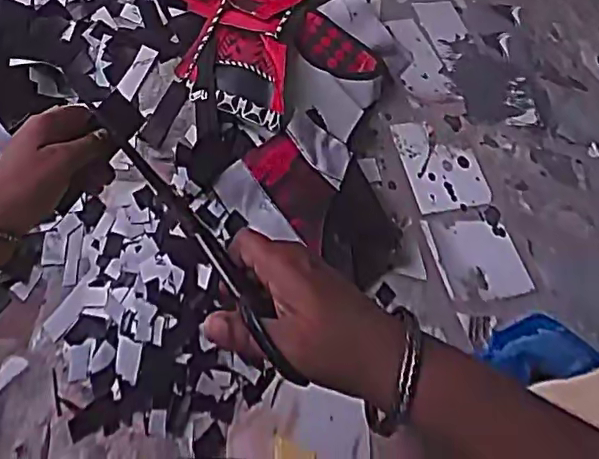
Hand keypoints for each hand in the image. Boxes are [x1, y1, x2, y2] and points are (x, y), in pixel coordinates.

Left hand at [0, 105, 112, 234]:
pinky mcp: (30, 179)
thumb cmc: (17, 191)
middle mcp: (35, 137)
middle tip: (104, 169)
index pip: (81, 112)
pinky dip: (72, 182)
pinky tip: (77, 194)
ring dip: (86, 170)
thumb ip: (88, 145)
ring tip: (94, 185)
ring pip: (69, 156)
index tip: (112, 143)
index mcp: (42, 123)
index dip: (100, 127)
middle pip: (76, 136)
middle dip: (95, 153)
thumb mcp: (63, 163)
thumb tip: (105, 135)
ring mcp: (32, 158)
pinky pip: (59, 174)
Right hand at [201, 231, 407, 406]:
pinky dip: (280, 301)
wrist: (386, 358)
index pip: (239, 241)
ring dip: (261, 298)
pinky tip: (288, 333)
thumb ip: (241, 332)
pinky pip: (287, 280)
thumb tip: (213, 324)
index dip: (225, 264)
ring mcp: (310, 267)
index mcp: (283, 262)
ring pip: (269, 271)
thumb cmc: (344, 347)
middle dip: (243, 288)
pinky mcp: (320, 280)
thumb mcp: (281, 345)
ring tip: (270, 332)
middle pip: (252, 257)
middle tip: (245, 320)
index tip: (224, 293)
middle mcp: (297, 256)